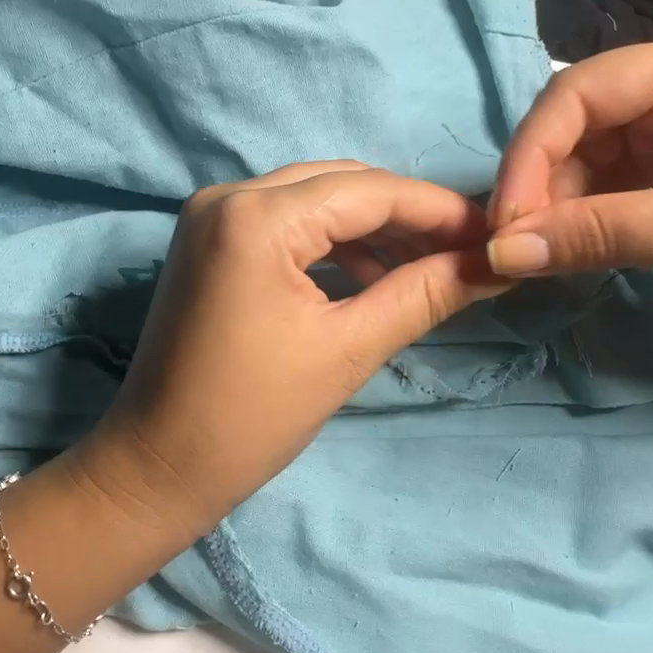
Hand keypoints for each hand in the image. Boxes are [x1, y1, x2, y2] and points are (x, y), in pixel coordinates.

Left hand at [71, 162, 504, 535]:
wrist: (157, 467)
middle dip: (407, 216)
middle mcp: (228, 194)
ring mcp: (213, 213)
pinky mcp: (209, 237)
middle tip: (466, 252)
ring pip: (316, 198)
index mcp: (256, 217)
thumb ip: (424, 293)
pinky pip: (287, 220)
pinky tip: (371, 273)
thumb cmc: (251, 418)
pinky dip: (332, 241)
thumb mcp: (348, 350)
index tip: (494, 233)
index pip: (369, 192)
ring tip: (428, 266)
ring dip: (372, 228)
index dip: (437, 210)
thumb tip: (495, 263)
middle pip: (342, 185)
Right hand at [485, 25, 652, 321]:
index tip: (507, 221)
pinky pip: (604, 182)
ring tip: (539, 256)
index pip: (584, 90)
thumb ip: (606, 232)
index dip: (532, 150)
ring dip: (555, 203)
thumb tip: (503, 252)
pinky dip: (580, 217)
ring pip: (583, 154)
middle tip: (515, 247)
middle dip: (540, 181)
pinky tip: (568, 250)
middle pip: (577, 120)